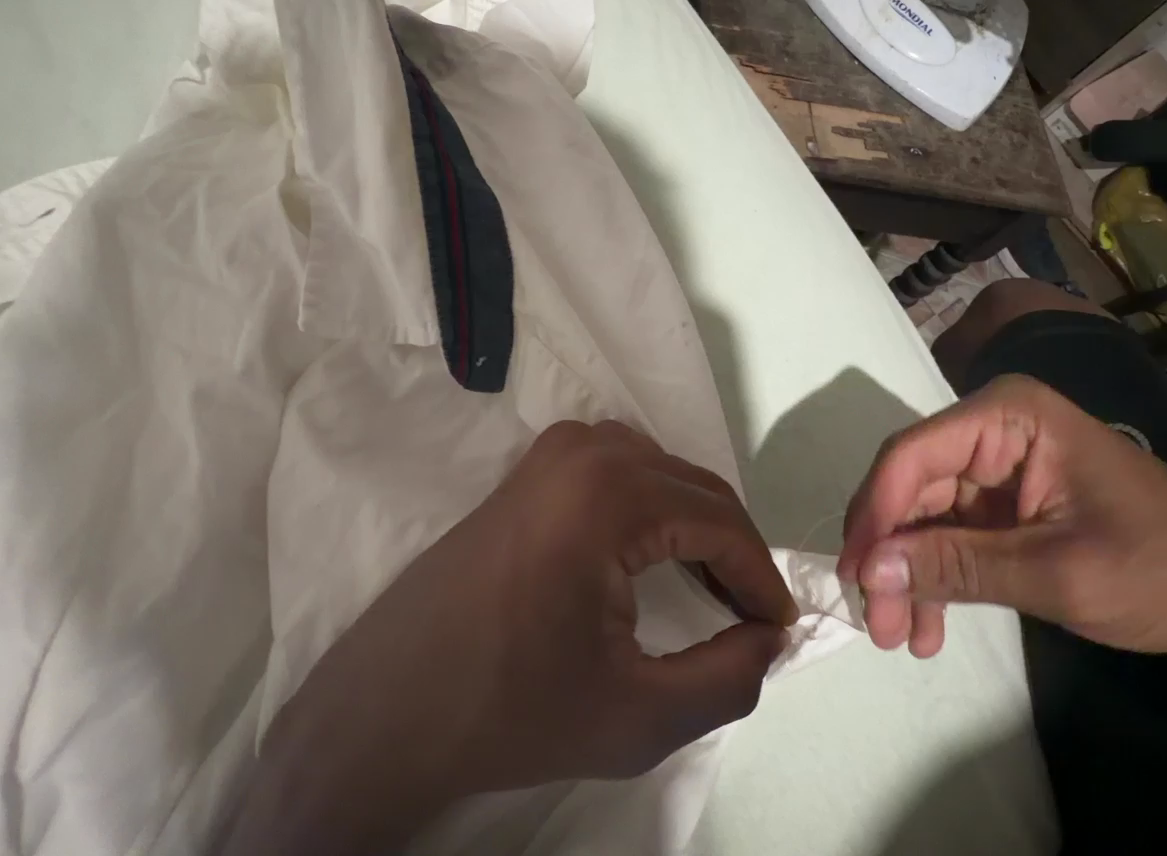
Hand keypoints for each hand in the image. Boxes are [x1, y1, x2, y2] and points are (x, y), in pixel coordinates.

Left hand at [227, 420, 796, 853]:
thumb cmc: (510, 711)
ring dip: (696, 524)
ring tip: (712, 590)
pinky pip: (619, 468)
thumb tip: (769, 638)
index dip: (760, 578)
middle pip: (694, 488)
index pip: (720, 521)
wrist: (388, 709)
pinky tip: (655, 554)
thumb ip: (729, 678)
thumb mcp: (638, 718)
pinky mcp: (528, 470)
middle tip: (752, 619)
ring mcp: (550, 452)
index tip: (777, 629)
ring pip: (660, 472)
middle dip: (733, 551)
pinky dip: (653, 506)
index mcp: (608, 494)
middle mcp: (584, 449)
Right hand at [838, 375, 1166, 657]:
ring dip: (907, 575)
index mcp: (1009, 416)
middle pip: (909, 487)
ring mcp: (996, 467)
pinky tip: (929, 629)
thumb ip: (958, 565)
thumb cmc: (1164, 568)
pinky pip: (949, 536)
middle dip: (889, 555)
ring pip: (921, 516)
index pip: (913, 455)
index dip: (875, 514)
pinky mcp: (1003, 504)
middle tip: (876, 623)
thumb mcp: (1057, 572)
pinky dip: (936, 580)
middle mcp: (993, 429)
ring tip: (899, 637)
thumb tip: (869, 568)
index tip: (858, 578)